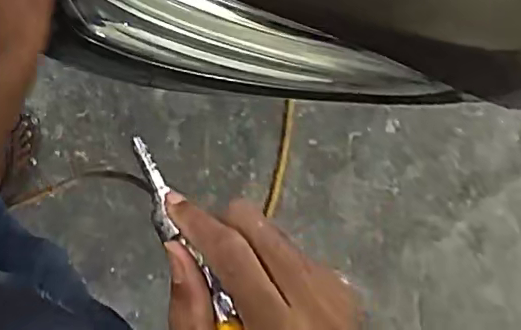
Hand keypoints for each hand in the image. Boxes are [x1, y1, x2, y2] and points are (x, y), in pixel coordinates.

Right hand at [164, 197, 356, 329]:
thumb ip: (189, 311)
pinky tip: (267, 290)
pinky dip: (274, 259)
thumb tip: (175, 247)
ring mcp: (338, 301)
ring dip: (247, 242)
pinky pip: (299, 254)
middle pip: (256, 226)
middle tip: (203, 250)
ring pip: (276, 233)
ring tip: (237, 279)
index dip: (197, 221)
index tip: (171, 202)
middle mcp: (317, 307)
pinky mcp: (349, 301)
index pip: (233, 251)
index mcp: (281, 328)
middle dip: (221, 226)